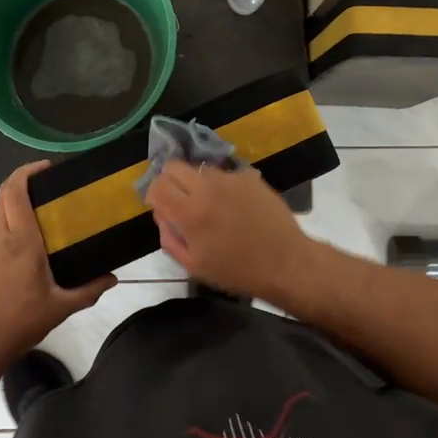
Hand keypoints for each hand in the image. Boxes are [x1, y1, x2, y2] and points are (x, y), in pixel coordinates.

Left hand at [0, 162, 115, 366]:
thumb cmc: (18, 321)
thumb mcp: (60, 308)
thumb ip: (88, 291)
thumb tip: (112, 278)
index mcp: (21, 240)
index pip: (14, 191)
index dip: (27, 171)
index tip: (46, 167)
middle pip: (4, 195)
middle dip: (23, 182)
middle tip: (48, 187)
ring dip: (14, 203)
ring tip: (39, 212)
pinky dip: (7, 222)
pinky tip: (23, 242)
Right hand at [145, 162, 317, 299]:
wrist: (284, 262)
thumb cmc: (237, 271)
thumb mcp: (195, 266)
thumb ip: (170, 238)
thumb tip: (161, 215)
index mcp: (190, 212)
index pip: (157, 185)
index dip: (153, 194)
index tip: (159, 205)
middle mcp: (207, 188)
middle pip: (174, 166)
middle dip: (170, 180)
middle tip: (178, 199)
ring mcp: (230, 179)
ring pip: (200, 169)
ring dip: (197, 182)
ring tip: (210, 204)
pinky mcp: (249, 177)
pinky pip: (226, 175)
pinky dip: (223, 186)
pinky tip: (234, 204)